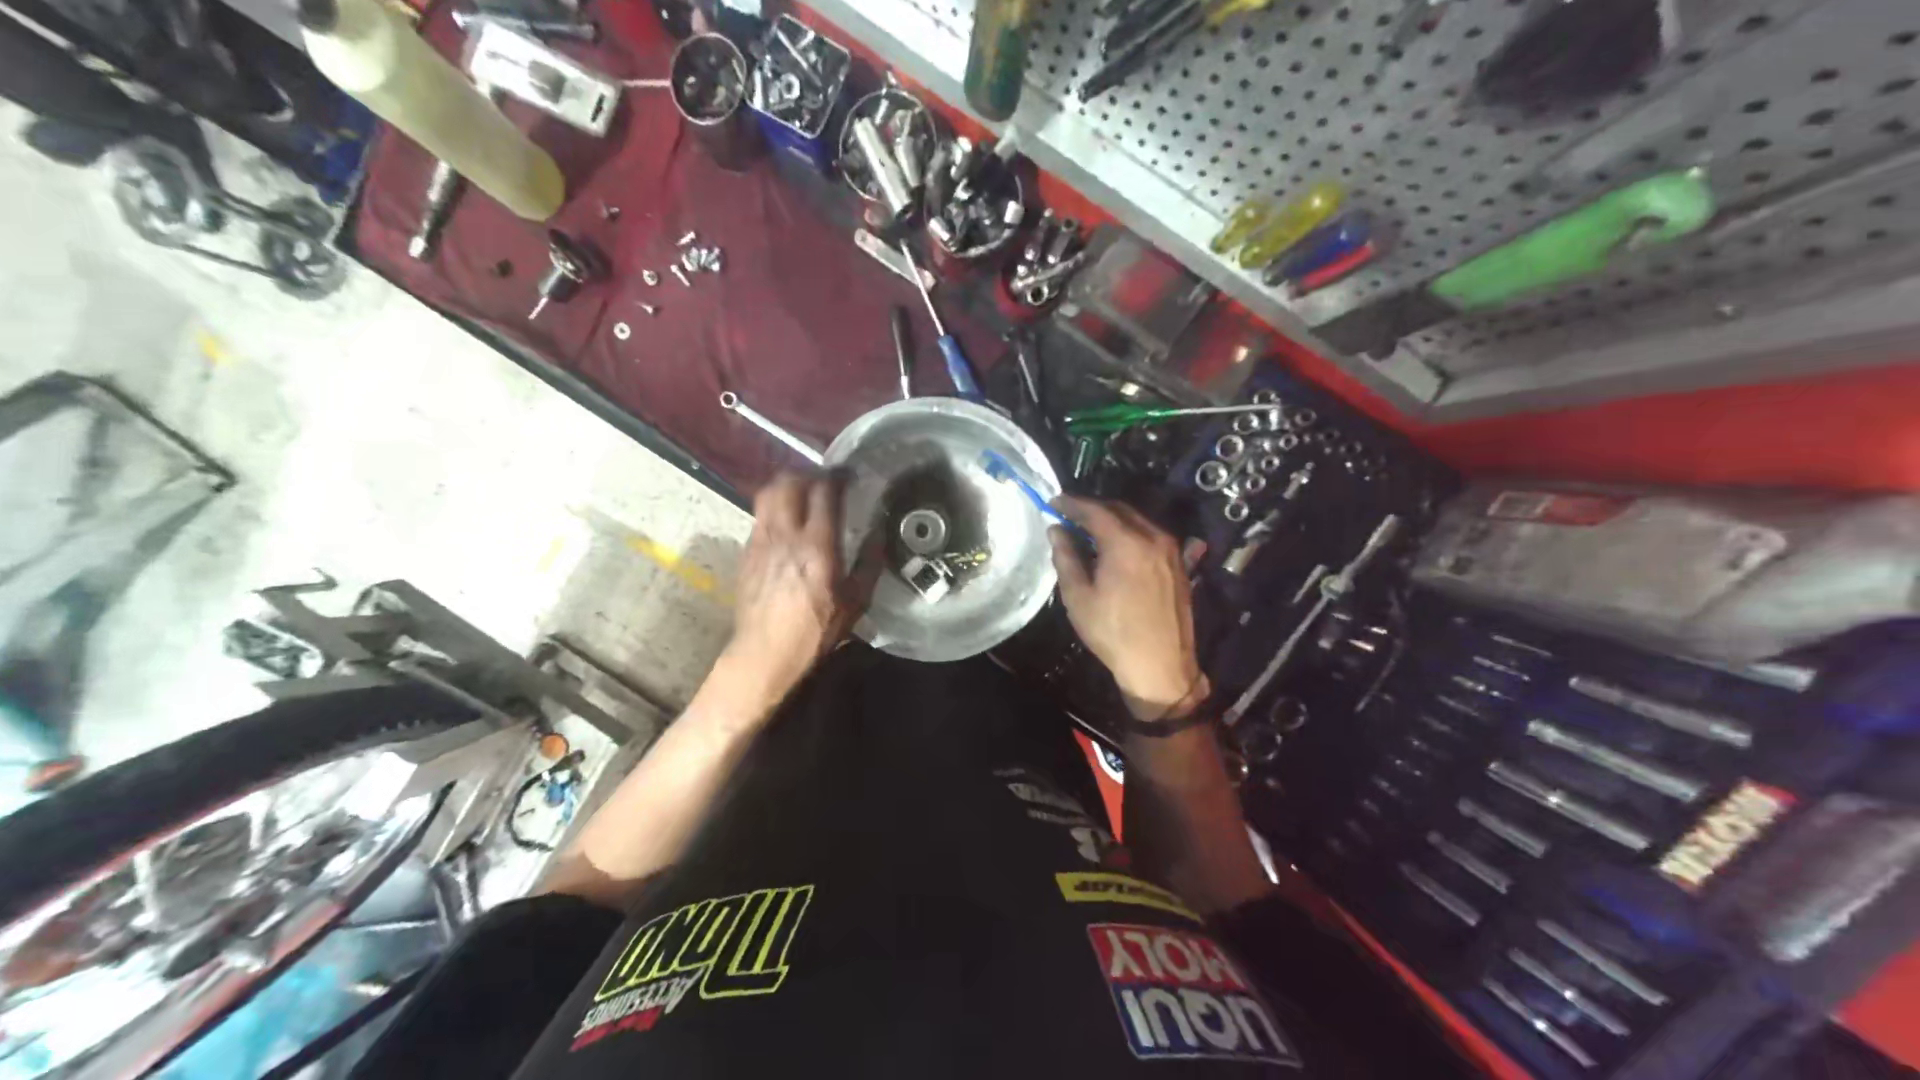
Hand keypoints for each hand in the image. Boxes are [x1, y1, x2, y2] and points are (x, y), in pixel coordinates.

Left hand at [722, 471, 866, 704]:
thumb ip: (869, 564)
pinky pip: (761, 516)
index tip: (849, 475)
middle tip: (824, 479)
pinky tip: (786, 524)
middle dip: (808, 473)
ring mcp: (761, 541)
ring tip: (802, 492)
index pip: (824, 492)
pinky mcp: (746, 552)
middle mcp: (786, 535)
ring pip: (768, 494)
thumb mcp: (855, 603)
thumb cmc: (815, 631)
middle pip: (789, 482)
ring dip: (787, 485)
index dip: (837, 476)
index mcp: (817, 546)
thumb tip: (878, 535)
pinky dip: (775, 509)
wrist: (764, 653)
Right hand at [1049, 496, 1206, 721]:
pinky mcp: (1179, 563)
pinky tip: (1115, 545)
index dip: (1071, 504)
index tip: (1053, 502)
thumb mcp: (1078, 596)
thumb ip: (1066, 557)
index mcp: (1126, 543)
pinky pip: (1150, 535)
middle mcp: (1152, 537)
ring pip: (1137, 520)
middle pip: (1119, 509)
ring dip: (1112, 519)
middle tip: (1068, 514)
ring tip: (1088, 529)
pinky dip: (1129, 532)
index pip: (1095, 510)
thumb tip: (1056, 530)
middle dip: (1092, 508)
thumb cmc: (1113, 633)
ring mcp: (1170, 549)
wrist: (1161, 665)